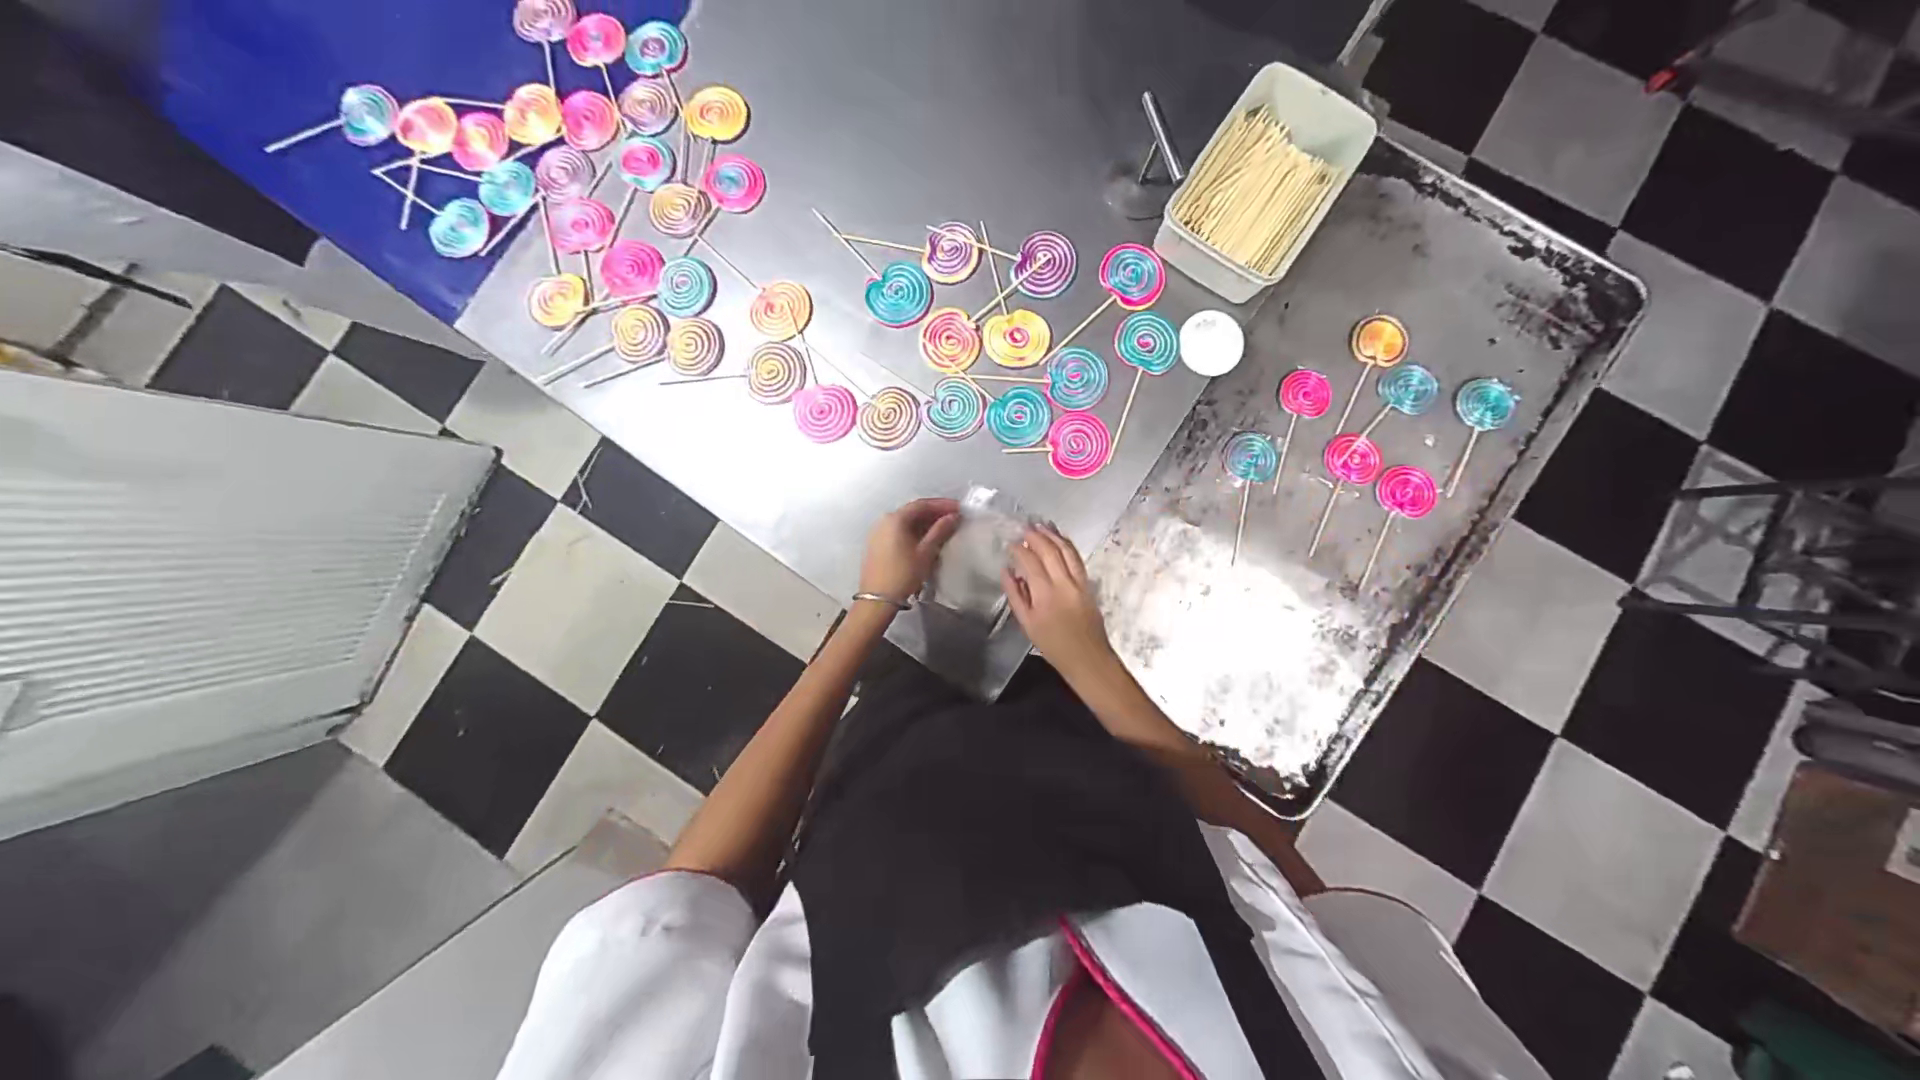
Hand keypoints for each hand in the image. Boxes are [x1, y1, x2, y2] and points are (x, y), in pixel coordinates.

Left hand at [859, 497, 961, 604]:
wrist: (878, 599)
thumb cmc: (904, 574)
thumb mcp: (926, 553)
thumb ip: (940, 531)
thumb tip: (953, 516)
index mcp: (895, 519)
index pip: (922, 504)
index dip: (942, 504)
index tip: (959, 508)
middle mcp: (884, 520)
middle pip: (912, 511)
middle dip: (933, 512)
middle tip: (953, 516)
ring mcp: (877, 532)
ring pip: (905, 521)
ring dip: (924, 522)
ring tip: (942, 527)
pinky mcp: (876, 543)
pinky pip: (897, 530)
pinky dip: (912, 530)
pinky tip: (924, 538)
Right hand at [1003, 524, 1116, 680]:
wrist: (1087, 657)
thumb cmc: (1052, 644)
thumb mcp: (1026, 623)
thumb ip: (1016, 595)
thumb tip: (1007, 570)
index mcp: (1045, 594)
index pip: (1030, 561)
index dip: (1019, 549)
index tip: (1010, 542)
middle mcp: (1064, 583)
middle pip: (1050, 550)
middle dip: (1036, 535)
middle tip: (1025, 526)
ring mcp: (1079, 582)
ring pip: (1066, 550)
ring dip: (1054, 535)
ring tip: (1042, 524)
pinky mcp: (1088, 584)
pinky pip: (1076, 558)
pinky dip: (1067, 545)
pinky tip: (1060, 539)